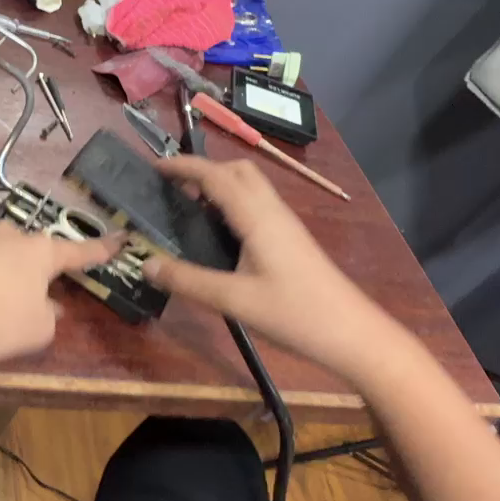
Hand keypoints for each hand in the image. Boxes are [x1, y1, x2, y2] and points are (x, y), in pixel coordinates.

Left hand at [0, 222, 119, 366]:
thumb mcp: (37, 331)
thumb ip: (48, 315)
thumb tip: (48, 306)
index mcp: (41, 253)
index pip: (78, 252)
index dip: (99, 250)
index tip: (119, 240)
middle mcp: (8, 235)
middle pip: (27, 251)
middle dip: (27, 269)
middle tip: (21, 297)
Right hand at [142, 156, 400, 378]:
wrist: (353, 334)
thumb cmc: (294, 314)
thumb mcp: (233, 300)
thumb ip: (187, 280)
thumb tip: (146, 263)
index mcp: (256, 216)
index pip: (215, 175)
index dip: (183, 166)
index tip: (152, 168)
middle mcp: (272, 211)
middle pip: (237, 170)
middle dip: (203, 169)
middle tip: (172, 187)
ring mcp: (285, 224)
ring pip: (250, 186)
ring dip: (219, 184)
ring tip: (188, 206)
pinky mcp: (290, 239)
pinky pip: (256, 204)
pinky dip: (231, 203)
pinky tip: (218, 232)